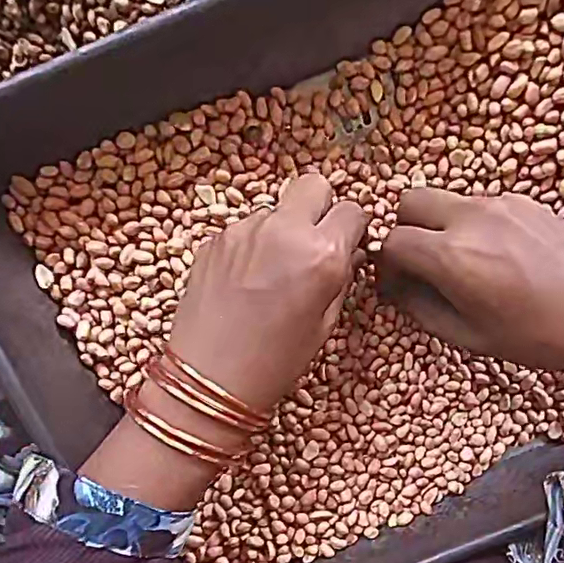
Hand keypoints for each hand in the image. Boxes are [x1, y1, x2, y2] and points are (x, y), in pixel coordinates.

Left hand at [80, 173, 366, 509]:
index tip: (349, 242)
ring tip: (276, 271)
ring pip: (278, 207)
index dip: (354, 228)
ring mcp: (245, 230)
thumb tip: (348, 253)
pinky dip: (256, 242)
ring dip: (285, 227)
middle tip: (316, 241)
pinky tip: (249, 278)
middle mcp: (283, 231)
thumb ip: (340, 278)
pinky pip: (248, 225)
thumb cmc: (272, 363)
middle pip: (314, 184)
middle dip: (322, 207)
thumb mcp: (324, 325)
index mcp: (321, 255)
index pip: (352, 211)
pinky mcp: (217, 237)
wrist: (209, 378)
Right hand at [377, 188, 563, 370]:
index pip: (392, 241)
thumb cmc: (540, 336)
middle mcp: (471, 218)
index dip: (385, 265)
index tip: (395, 284)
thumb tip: (400, 290)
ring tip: (460, 264)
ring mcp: (501, 203)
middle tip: (418, 263)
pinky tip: (493, 257)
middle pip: (411, 200)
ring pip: (446, 200)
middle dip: (404, 229)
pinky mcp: (525, 201)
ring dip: (438, 226)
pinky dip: (470, 224)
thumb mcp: (470, 337)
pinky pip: (479, 204)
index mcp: (452, 256)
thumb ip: (423, 309)